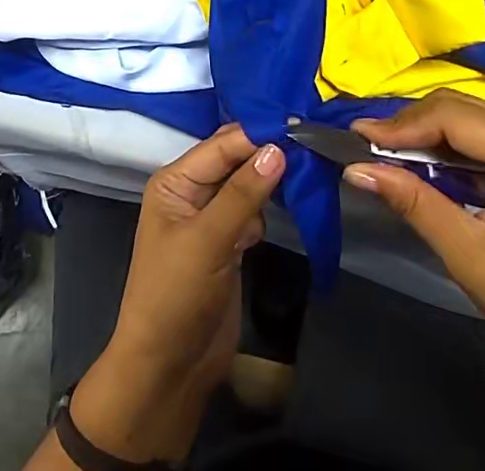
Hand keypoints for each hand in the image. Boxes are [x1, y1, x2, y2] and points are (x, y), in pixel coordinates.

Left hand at [69, 125, 284, 462]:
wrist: (170, 363)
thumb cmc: (176, 293)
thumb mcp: (207, 239)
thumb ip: (242, 194)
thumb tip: (278, 148)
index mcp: (174, 181)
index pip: (220, 146)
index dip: (257, 133)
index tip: (301, 120)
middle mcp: (191, 192)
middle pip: (233, 161)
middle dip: (267, 152)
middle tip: (314, 139)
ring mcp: (211, 218)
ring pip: (246, 186)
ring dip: (273, 179)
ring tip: (313, 163)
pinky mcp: (228, 243)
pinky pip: (252, 212)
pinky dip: (269, 208)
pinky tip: (294, 202)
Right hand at [343, 89, 484, 386]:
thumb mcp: (473, 257)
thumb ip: (414, 203)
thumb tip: (356, 168)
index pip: (455, 116)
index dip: (401, 125)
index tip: (357, 140)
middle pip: (465, 108)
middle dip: (412, 126)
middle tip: (369, 149)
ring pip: (476, 118)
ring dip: (431, 135)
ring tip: (391, 157)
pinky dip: (456, 149)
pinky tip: (433, 168)